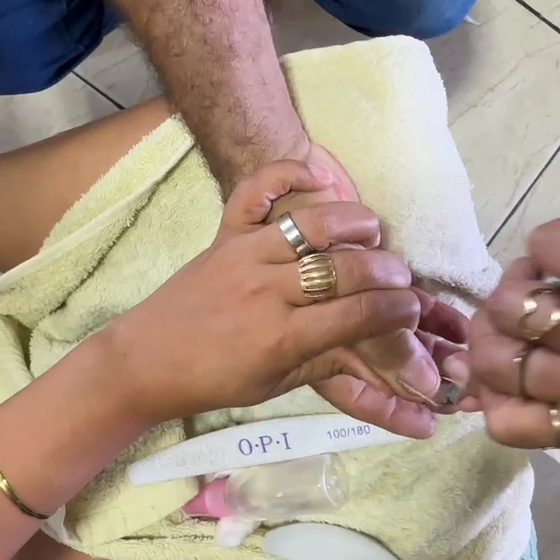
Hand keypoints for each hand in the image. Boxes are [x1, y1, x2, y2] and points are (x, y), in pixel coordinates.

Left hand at [96, 161, 429, 428]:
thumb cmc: (215, 381)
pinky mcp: (224, 233)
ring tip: (373, 230)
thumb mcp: (276, 384)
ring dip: (352, 222)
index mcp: (281, 338)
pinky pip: (255, 192)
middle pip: (343, 270)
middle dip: (385, 272)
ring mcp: (244, 255)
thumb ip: (330, 365)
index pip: (356, 316)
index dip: (396, 311)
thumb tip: (385, 367)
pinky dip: (285, 175)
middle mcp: (266, 290)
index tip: (414, 309)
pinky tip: (315, 177)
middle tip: (401, 276)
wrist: (146, 360)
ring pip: (311, 226)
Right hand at [447, 196, 559, 448]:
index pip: (504, 425)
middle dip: (494, 323)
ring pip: (507, 305)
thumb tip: (464, 379)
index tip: (504, 351)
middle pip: (493, 360)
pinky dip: (554, 240)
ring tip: (557, 274)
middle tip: (527, 303)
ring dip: (522, 277)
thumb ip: (550, 384)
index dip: (486, 387)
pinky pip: (540, 247)